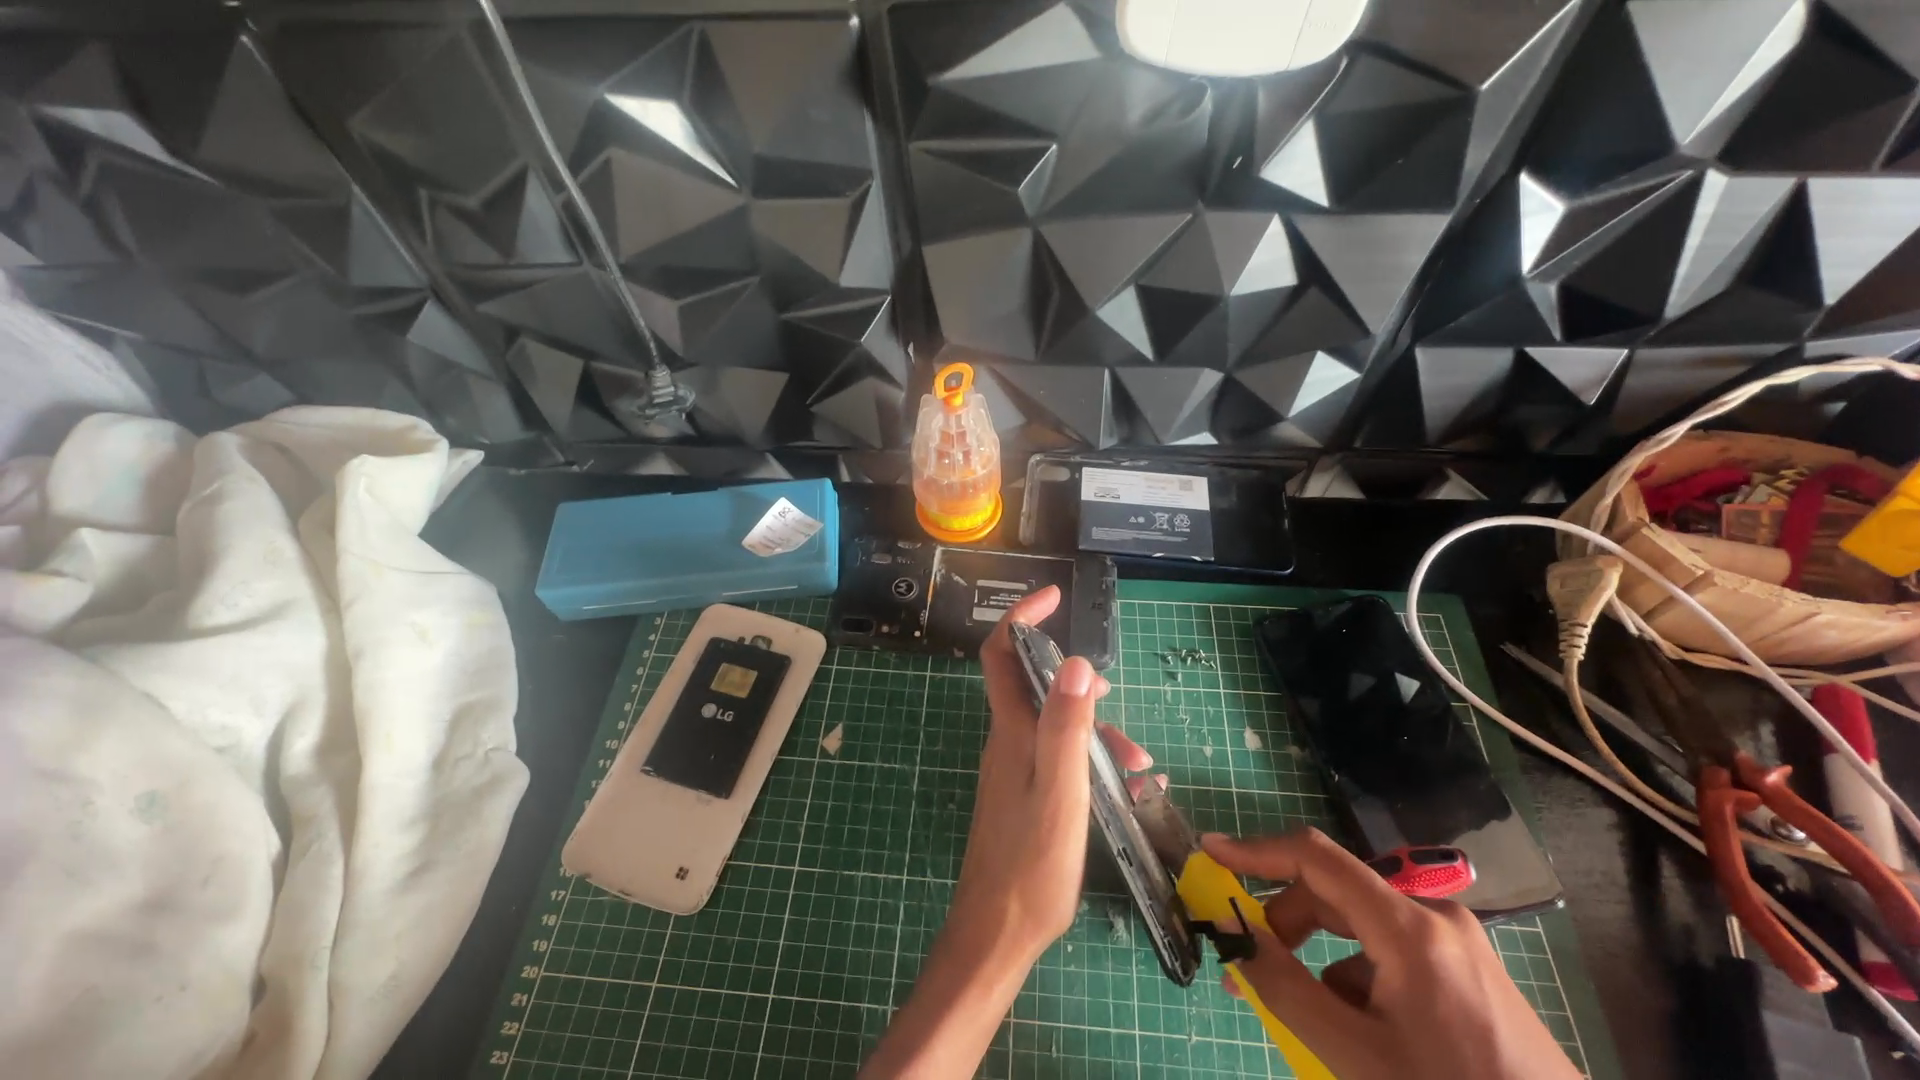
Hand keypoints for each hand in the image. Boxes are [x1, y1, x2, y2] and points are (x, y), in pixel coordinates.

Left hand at [952, 585, 1154, 964]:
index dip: (1022, 619)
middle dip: (1079, 685)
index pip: (1001, 655)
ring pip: (1058, 731)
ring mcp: (1016, 774)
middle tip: (1114, 700)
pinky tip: (1130, 790)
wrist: (997, 933)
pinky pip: (1062, 764)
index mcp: (1010, 733)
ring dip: (1099, 736)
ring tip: (1141, 765)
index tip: (1055, 597)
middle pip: (1038, 689)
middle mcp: (1008, 744)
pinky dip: (1094, 766)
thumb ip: (1066, 727)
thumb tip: (1076, 663)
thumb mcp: (1060, 790)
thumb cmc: (1030, 865)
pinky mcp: (1027, 801)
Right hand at [1204, 829, 1581, 1079]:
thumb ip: (1283, 987)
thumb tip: (1234, 935)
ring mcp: (1458, 945)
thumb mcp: (1352, 1053)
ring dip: (1318, 961)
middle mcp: (1434, 918)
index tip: (1210, 854)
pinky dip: (1356, 981)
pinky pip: (1393, 957)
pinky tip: (1361, 1035)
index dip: (1255, 851)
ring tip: (1307, 1020)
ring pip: (1362, 931)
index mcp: (1408, 926)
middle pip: (1336, 896)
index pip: (1315, 859)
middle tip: (1248, 972)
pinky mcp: (1471, 973)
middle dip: (1283, 926)